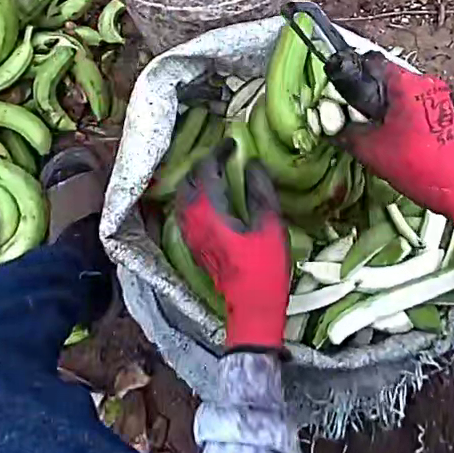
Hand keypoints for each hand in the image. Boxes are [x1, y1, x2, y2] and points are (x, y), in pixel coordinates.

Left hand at [174, 140, 289, 353]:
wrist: (251, 309)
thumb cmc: (265, 269)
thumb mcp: (270, 226)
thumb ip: (260, 191)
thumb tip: (252, 163)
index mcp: (210, 212)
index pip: (205, 170)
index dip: (218, 152)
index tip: (233, 144)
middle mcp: (192, 219)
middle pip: (188, 179)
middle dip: (203, 162)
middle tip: (224, 155)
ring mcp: (189, 232)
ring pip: (183, 194)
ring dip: (197, 178)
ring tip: (218, 170)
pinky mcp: (192, 242)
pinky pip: (185, 208)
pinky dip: (195, 194)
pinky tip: (211, 195)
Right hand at [335, 53, 453, 254]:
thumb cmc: (416, 164)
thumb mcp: (371, 150)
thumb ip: (345, 133)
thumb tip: (330, 127)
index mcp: (406, 84)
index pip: (369, 62)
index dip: (349, 74)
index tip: (336, 90)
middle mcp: (425, 83)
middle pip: (385, 78)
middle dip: (367, 93)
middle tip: (349, 112)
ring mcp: (439, 98)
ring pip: (400, 93)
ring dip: (384, 106)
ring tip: (369, 126)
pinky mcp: (445, 113)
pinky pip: (414, 105)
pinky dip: (400, 114)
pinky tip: (391, 135)